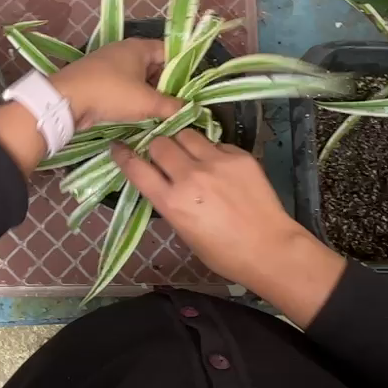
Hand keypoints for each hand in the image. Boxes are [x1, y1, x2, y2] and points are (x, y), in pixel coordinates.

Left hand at [0, 38, 180, 177]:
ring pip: (138, 78)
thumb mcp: (147, 102)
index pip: (169, 51)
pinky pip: (123, 87)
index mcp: (139, 47)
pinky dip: (132, 99)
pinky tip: (139, 115)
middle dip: (166, 85)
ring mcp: (109, 65)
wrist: (66, 100)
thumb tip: (190, 109)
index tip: (190, 89)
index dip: (182, 68)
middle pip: (154, 66)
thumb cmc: (111, 93)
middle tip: (177, 105)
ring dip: (148, 94)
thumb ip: (172, 106)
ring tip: (161, 113)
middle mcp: (124, 51)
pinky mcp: (98, 80)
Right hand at [112, 130, 345, 326]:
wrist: (269, 248)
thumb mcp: (185, 232)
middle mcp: (190, 176)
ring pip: (186, 135)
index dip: (123, 154)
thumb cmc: (224, 253)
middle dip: (156, 147)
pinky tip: (219, 166)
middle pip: (160, 143)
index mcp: (172, 201)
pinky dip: (211, 151)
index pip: (136, 167)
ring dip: (181, 142)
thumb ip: (170, 202)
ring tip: (189, 154)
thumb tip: (164, 183)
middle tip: (163, 155)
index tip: (118, 147)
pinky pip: (215, 143)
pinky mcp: (238, 155)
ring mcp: (216, 162)